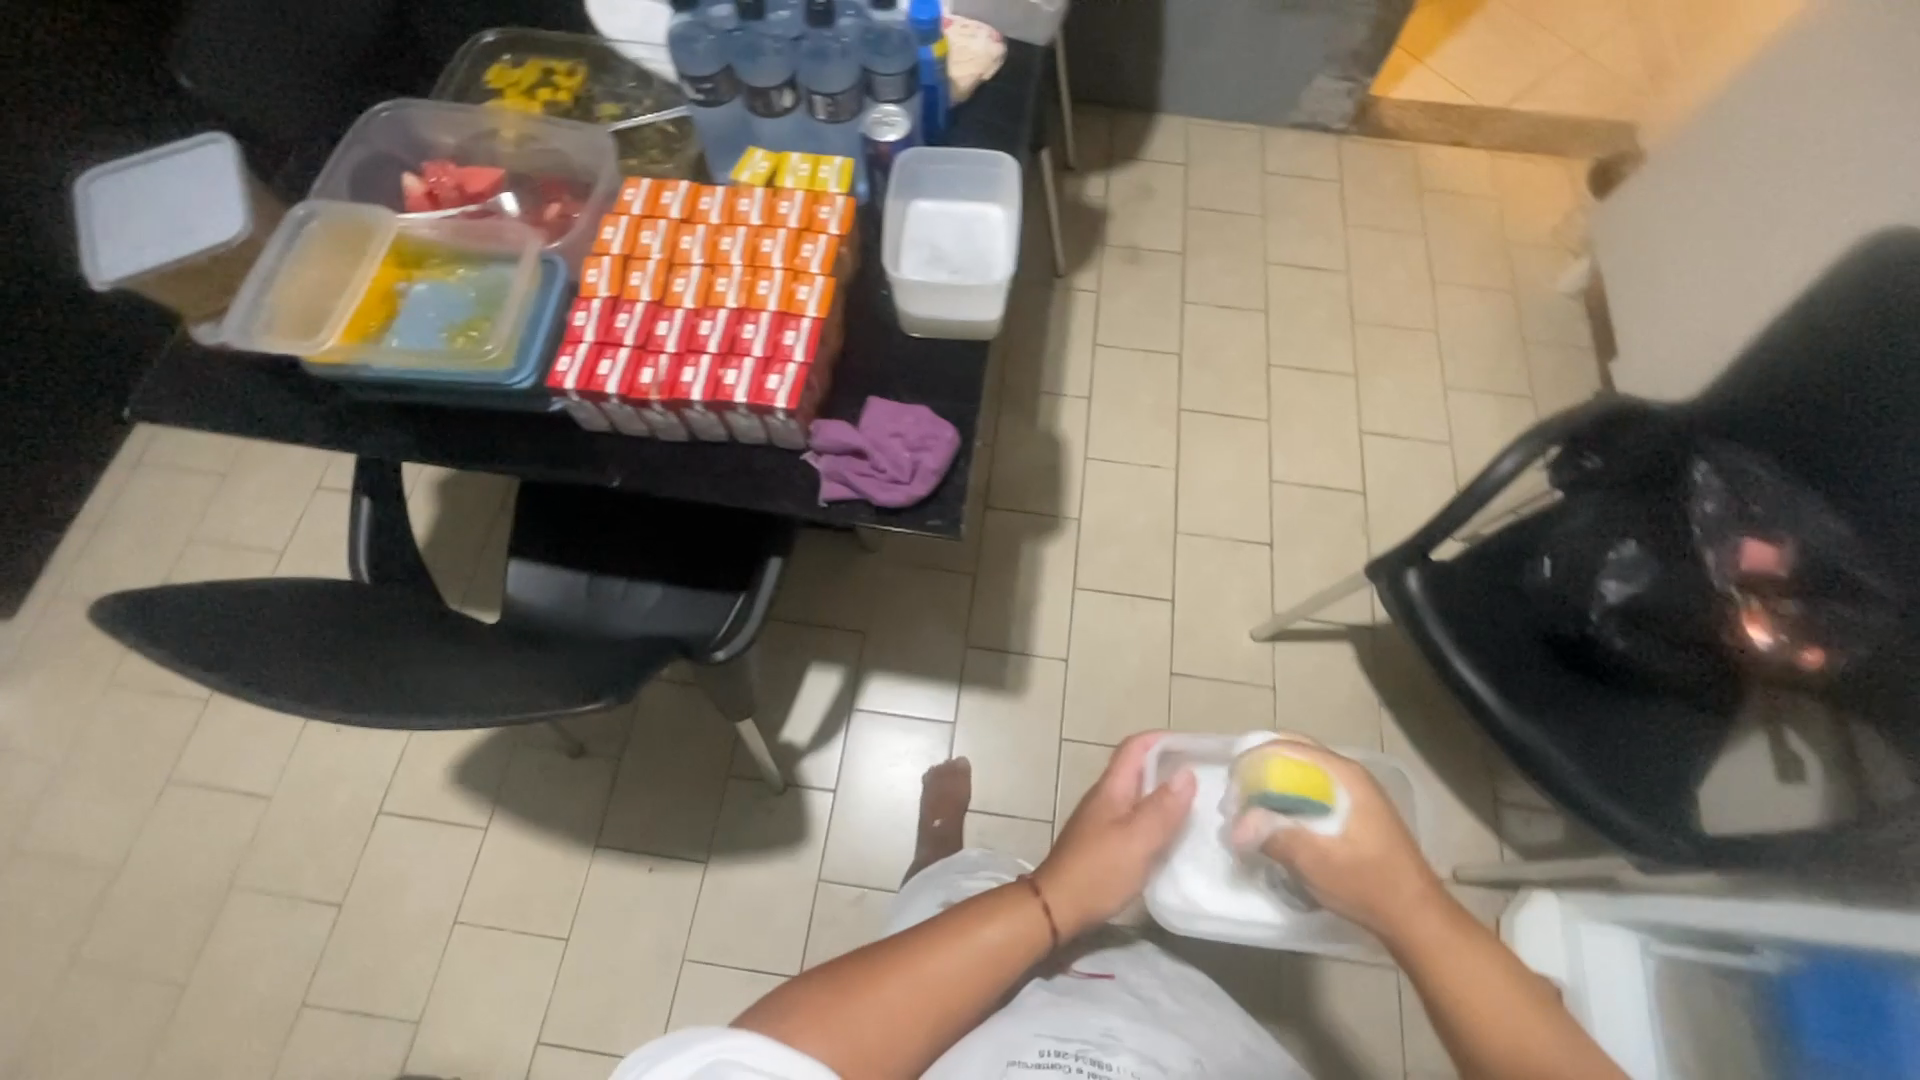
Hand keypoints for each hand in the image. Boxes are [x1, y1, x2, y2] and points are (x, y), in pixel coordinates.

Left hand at [1033, 732, 1195, 937]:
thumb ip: (1162, 808)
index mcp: (1111, 788)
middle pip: (1137, 768)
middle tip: (1204, 775)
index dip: (1162, 739)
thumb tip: (1186, 773)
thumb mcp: (1137, 839)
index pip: (1135, 747)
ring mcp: (1102, 819)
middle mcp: (1105, 797)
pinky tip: (1173, 834)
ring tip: (1196, 803)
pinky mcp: (1104, 841)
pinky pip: (1135, 818)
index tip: (1194, 745)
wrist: (1057, 906)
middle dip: (1168, 765)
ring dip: (1163, 792)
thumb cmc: (1099, 871)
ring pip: (1137, 794)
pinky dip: (1156, 817)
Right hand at [1229, 736, 1447, 943]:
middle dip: (1259, 772)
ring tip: (1250, 813)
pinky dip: (1287, 801)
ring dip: (1272, 788)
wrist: (1416, 918)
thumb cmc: (1368, 884)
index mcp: (1342, 775)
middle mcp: (1348, 775)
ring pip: (1301, 775)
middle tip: (1237, 798)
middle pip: (1292, 756)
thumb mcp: (1315, 860)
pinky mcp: (1353, 813)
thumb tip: (1234, 827)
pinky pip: (1311, 793)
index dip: (1252, 760)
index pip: (1286, 746)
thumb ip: (1273, 835)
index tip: (1232, 788)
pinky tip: (1275, 825)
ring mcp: (1353, 793)